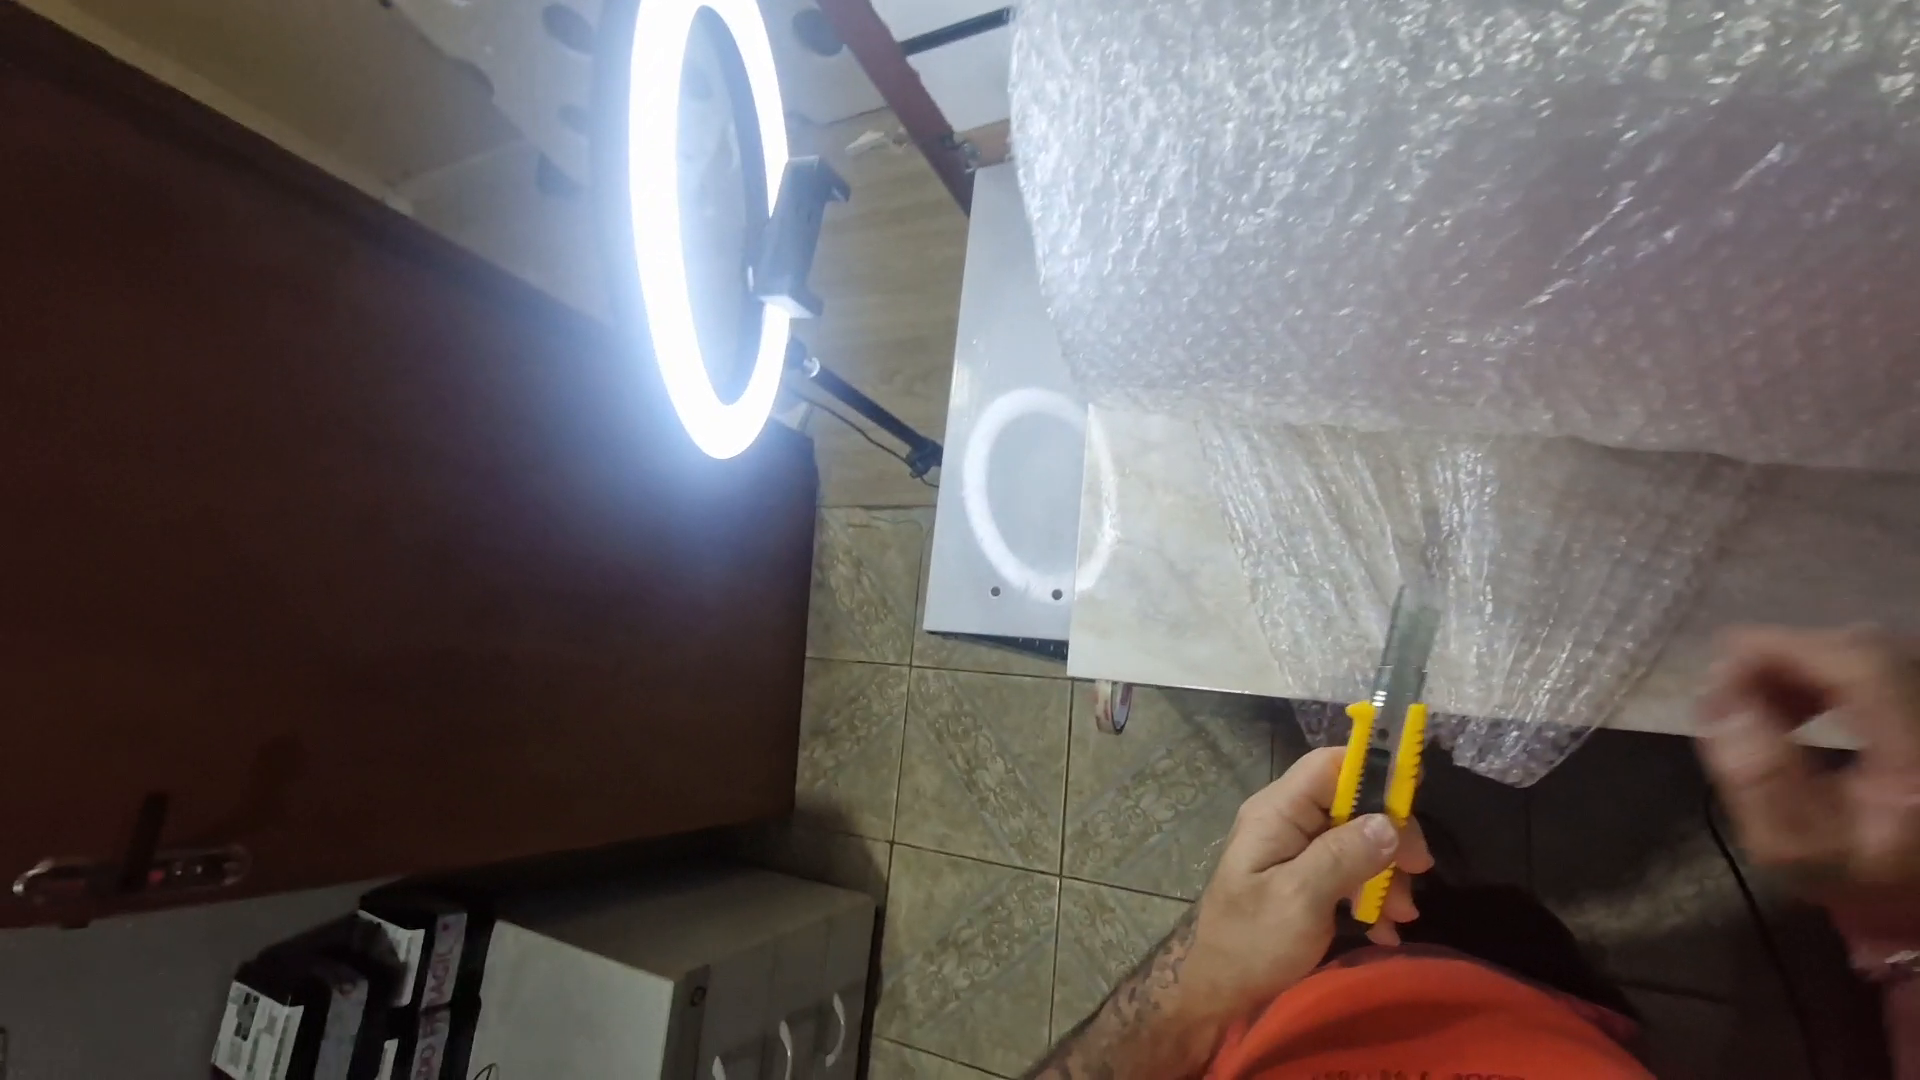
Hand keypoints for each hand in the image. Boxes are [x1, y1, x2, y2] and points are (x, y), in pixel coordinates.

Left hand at [1180, 746, 1432, 1029]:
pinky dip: (1369, 894)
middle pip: (1350, 802)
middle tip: (1417, 877)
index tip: (1414, 808)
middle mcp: (1285, 819)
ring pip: (1356, 838)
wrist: (1221, 984)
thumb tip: (1389, 822)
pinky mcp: (1303, 875)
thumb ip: (1343, 856)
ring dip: (1384, 874)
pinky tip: (1382, 929)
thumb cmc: (1253, 939)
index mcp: (1276, 811)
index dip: (1373, 773)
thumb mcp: (1300, 898)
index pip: (1327, 765)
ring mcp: (1293, 847)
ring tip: (1399, 917)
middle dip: (1389, 837)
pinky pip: (1347, 868)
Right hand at [1696, 625, 1919, 955]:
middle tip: (1732, 686)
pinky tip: (1800, 706)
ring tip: (1761, 701)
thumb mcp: (1790, 845)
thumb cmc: (1853, 880)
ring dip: (1805, 665)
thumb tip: (1722, 700)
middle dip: (1787, 655)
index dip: (1784, 649)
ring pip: (1877, 655)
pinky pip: (1885, 672)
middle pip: (1870, 651)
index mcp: (1919, 759)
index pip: (1861, 666)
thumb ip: (1754, 776)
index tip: (1719, 662)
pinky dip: (1829, 677)